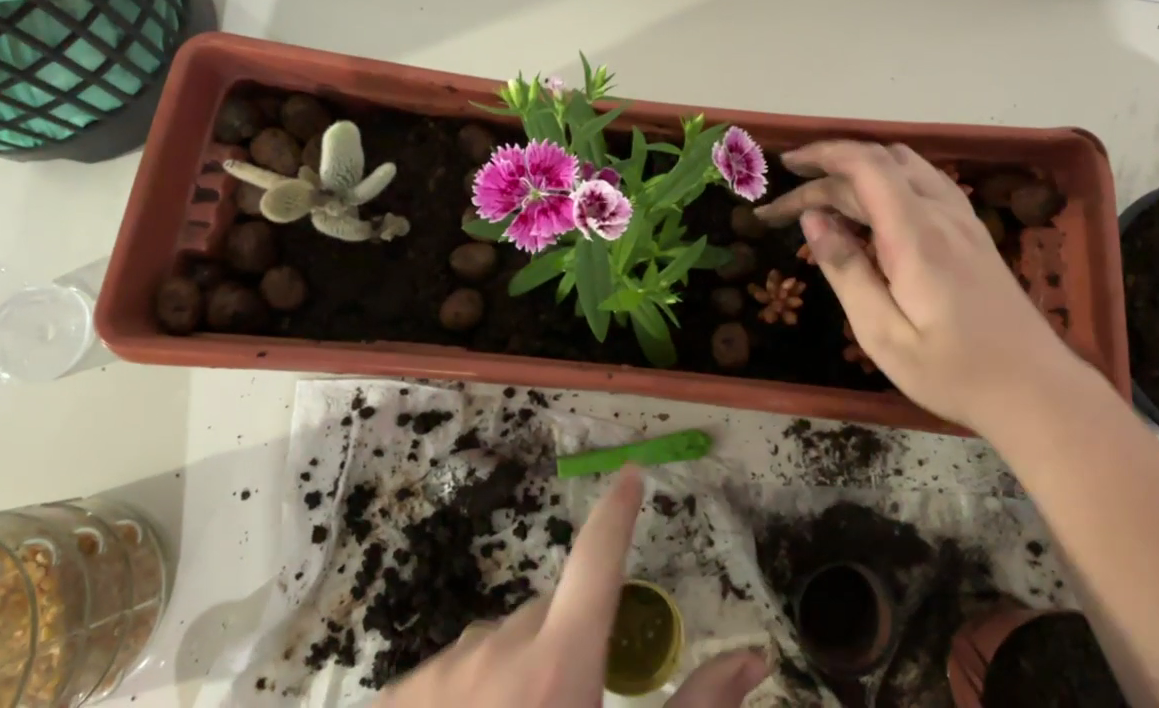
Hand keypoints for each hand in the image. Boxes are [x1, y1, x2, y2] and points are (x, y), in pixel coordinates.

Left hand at [376, 464, 769, 706]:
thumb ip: (696, 703)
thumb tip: (754, 657)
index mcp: (559, 661)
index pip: (597, 561)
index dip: (616, 513)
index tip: (630, 475)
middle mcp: (499, 647)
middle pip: (549, 614)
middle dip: (569, 636)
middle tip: (579, 695)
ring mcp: (445, 668)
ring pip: (500, 642)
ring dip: (520, 665)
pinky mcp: (403, 692)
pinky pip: (453, 668)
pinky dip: (473, 688)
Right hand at [757, 142, 1070, 426]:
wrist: (1036, 390)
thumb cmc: (953, 372)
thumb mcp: (883, 334)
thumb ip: (846, 270)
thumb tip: (812, 219)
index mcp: (917, 235)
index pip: (866, 166)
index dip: (823, 155)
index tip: (787, 166)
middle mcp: (942, 214)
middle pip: (880, 164)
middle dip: (827, 174)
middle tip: (786, 208)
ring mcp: (964, 220)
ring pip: (906, 166)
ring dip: (860, 171)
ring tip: (822, 198)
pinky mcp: (973, 233)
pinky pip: (925, 183)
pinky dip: (888, 182)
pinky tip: (872, 211)